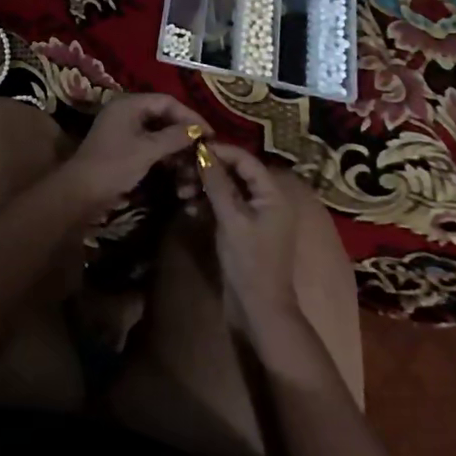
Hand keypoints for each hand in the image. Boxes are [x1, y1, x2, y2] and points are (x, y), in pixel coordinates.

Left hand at [59, 92, 206, 212]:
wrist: (82, 191)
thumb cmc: (114, 165)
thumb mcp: (148, 150)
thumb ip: (175, 137)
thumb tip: (198, 130)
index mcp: (129, 104)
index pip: (167, 101)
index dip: (190, 116)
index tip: (210, 134)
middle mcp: (126, 111)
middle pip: (163, 115)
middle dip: (184, 132)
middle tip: (204, 148)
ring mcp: (123, 129)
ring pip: (158, 131)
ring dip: (176, 146)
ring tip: (193, 161)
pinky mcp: (123, 147)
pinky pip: (149, 143)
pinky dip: (164, 153)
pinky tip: (178, 168)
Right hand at [199, 143, 319, 360]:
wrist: (259, 306)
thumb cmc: (249, 260)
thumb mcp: (231, 219)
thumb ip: (218, 184)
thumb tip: (203, 153)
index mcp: (273, 194)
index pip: (246, 160)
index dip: (220, 151)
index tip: (191, 149)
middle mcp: (268, 200)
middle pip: (236, 173)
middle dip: (208, 170)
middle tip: (181, 174)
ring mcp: (256, 215)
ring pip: (228, 189)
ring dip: (205, 187)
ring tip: (182, 193)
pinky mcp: (244, 229)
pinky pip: (226, 205)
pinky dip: (208, 203)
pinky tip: (189, 209)